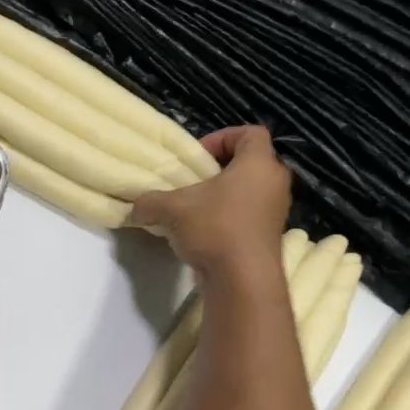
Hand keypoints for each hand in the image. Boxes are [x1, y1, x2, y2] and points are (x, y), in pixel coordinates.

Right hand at [131, 125, 290, 278]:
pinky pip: (246, 214)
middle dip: (217, 170)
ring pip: (246, 190)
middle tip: (191, 183)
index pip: (251, 133)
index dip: (223, 137)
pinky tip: (199, 234)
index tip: (197, 156)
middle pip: (247, 163)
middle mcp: (273, 181)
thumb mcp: (171, 209)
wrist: (242, 277)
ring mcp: (274, 209)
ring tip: (191, 211)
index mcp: (257, 164)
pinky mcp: (267, 233)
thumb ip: (150, 202)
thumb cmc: (215, 228)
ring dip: (219, 196)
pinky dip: (225, 217)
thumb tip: (135, 207)